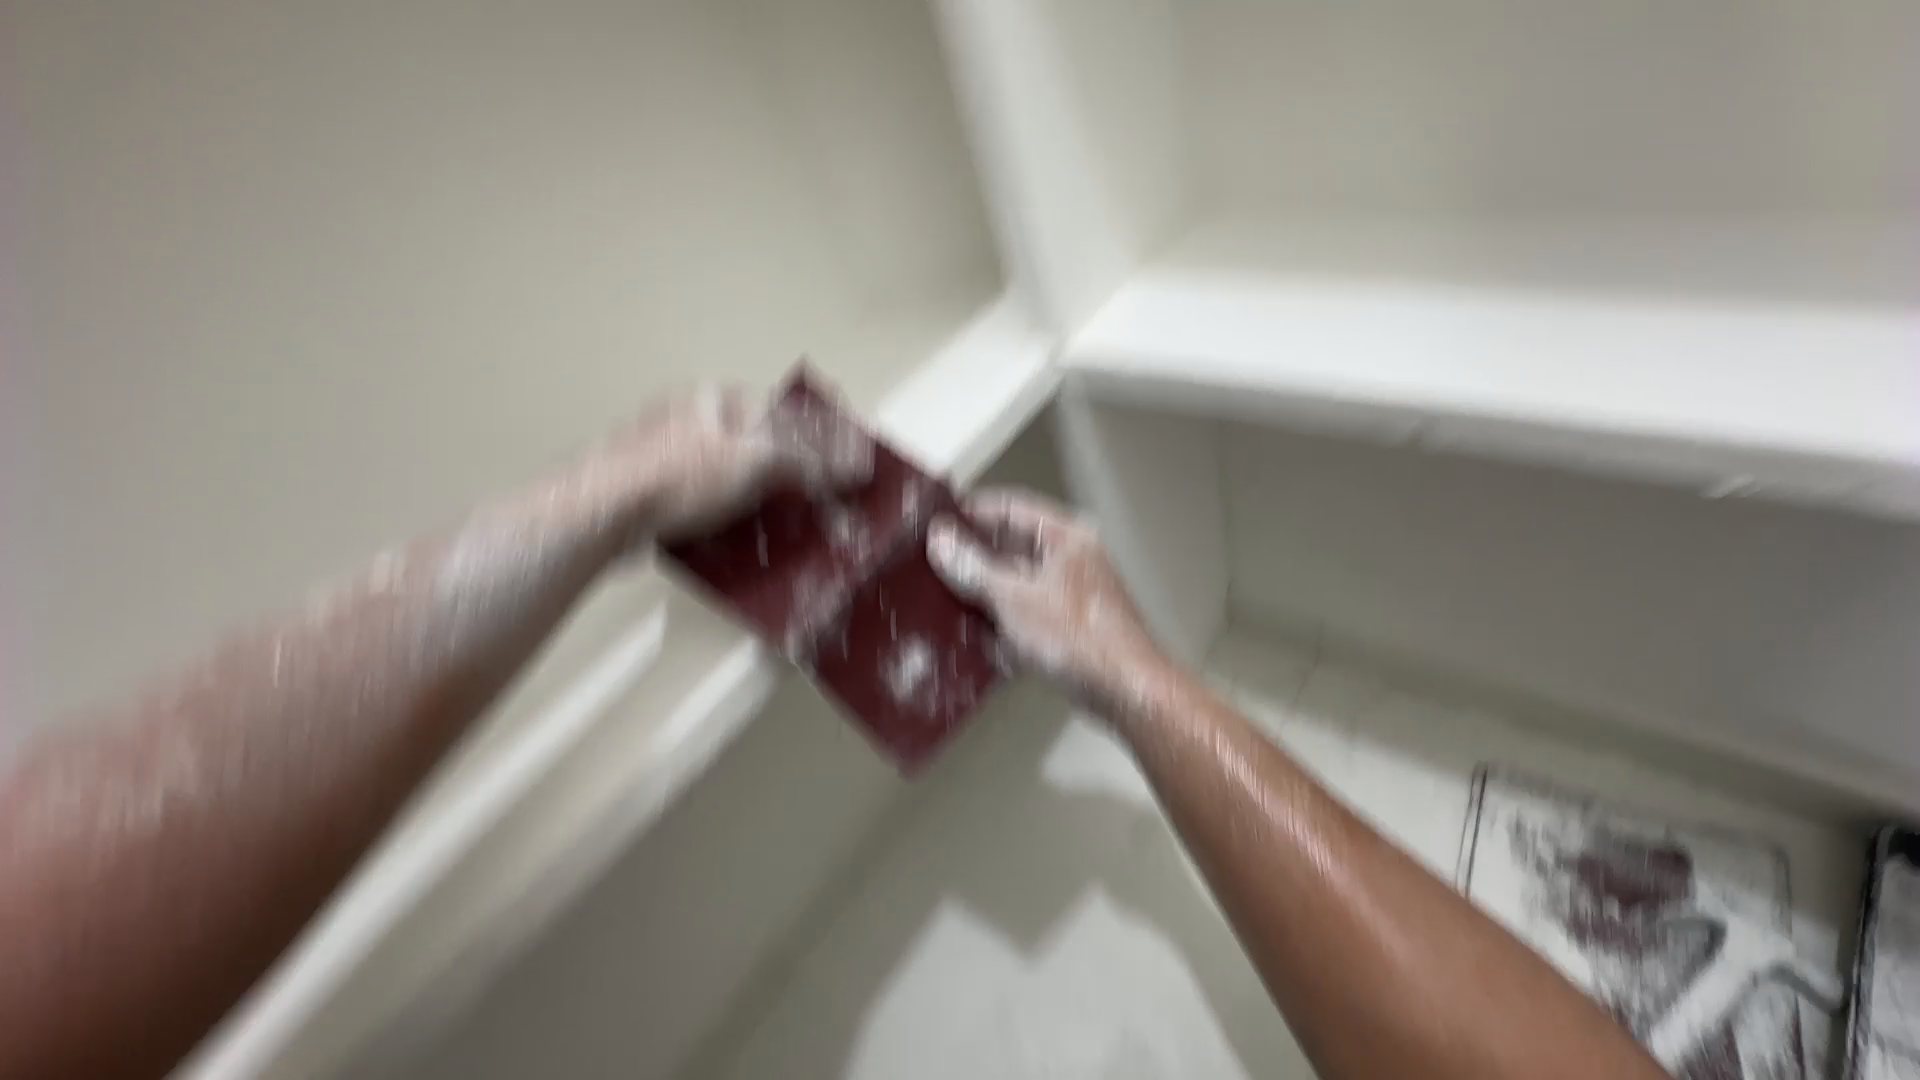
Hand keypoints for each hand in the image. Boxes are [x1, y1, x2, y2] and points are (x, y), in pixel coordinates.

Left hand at [614, 383, 872, 541]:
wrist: (604, 514)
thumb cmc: (681, 474)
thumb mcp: (754, 459)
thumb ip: (807, 459)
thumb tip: (853, 466)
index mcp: (716, 399)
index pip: (784, 409)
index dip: (821, 430)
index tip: (850, 455)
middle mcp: (693, 421)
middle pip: (761, 442)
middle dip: (795, 468)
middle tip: (825, 495)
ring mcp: (671, 458)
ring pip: (736, 474)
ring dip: (765, 496)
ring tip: (794, 520)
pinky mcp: (658, 494)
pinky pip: (712, 501)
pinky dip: (735, 515)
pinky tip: (749, 535)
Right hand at [927, 489, 1167, 718]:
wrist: (1126, 692)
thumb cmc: (1075, 637)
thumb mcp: (1014, 598)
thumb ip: (973, 568)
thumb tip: (939, 538)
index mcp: (1066, 537)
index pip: (1011, 508)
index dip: (972, 512)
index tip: (936, 523)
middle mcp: (1072, 557)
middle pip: (1013, 546)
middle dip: (974, 557)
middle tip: (932, 563)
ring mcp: (1073, 592)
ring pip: (1017, 582)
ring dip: (985, 592)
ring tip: (943, 599)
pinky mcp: (1070, 625)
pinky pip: (1027, 612)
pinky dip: (1003, 620)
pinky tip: (974, 635)